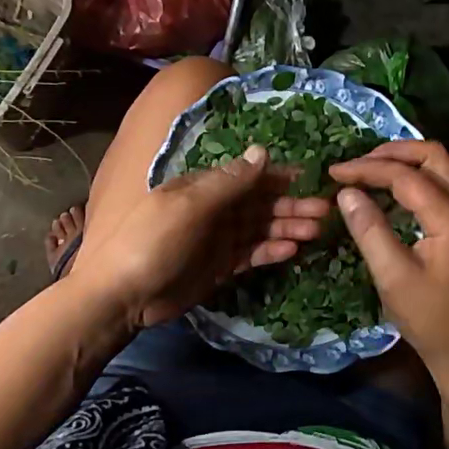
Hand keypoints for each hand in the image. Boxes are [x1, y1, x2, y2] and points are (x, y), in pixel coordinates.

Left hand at [70, 144, 329, 328]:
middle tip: (325, 212)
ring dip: (288, 228)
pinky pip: (251, 255)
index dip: (279, 178)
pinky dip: (271, 252)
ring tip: (317, 232)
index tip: (310, 179)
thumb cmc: (152, 242)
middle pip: (260, 204)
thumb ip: (229, 182)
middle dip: (291, 206)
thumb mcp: (190, 206)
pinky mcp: (219, 267)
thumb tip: (262, 152)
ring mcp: (218, 240)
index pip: (249, 177)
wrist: (123, 296)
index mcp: (203, 188)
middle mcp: (214, 211)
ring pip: (261, 230)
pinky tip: (293, 251)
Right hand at [330, 140, 448, 370]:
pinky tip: (387, 192)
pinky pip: (439, 185)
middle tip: (358, 162)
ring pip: (439, 168)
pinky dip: (413, 178)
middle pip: (433, 156)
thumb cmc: (429, 316)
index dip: (368, 169)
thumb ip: (369, 230)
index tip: (334, 173)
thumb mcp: (392, 276)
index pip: (406, 176)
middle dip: (393, 151)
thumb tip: (346, 193)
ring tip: (368, 170)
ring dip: (404, 162)